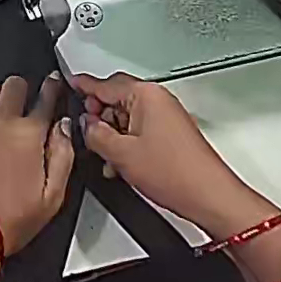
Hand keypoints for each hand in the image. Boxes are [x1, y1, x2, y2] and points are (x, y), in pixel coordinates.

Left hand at [0, 74, 74, 257]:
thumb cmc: (8, 217)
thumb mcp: (53, 196)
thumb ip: (63, 155)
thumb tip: (65, 129)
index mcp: (30, 134)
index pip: (46, 98)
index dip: (53, 88)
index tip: (53, 84)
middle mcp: (2, 121)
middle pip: (15, 84)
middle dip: (24, 89)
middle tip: (26, 101)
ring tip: (0, 108)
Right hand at [71, 72, 256, 230]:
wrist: (210, 198)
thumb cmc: (178, 174)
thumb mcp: (120, 153)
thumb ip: (94, 133)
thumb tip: (85, 125)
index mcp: (146, 95)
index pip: (104, 83)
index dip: (83, 86)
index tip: (70, 85)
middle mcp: (158, 100)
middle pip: (115, 99)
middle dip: (98, 116)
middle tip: (87, 132)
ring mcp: (166, 116)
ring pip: (126, 117)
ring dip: (112, 134)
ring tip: (107, 156)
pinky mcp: (170, 133)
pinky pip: (139, 129)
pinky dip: (126, 142)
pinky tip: (121, 162)